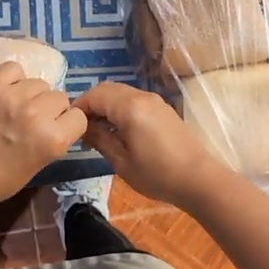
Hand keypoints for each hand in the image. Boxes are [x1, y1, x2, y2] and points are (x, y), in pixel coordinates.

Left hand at [0, 62, 87, 205]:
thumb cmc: (1, 178)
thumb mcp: (40, 163)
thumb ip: (54, 138)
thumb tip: (58, 119)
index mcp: (53, 138)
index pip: (78, 117)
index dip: (66, 124)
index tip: (54, 129)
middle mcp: (37, 113)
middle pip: (59, 97)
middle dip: (49, 109)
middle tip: (31, 121)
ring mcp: (13, 96)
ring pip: (38, 83)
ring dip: (31, 94)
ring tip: (14, 107)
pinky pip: (13, 69)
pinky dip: (12, 78)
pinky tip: (4, 92)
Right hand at [73, 82, 228, 209]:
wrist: (198, 179)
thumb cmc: (157, 174)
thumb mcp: (121, 161)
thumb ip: (100, 139)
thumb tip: (84, 128)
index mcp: (129, 107)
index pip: (94, 95)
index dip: (79, 107)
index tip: (70, 125)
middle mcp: (142, 97)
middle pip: (108, 89)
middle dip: (91, 104)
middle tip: (82, 127)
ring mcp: (155, 101)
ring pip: (122, 93)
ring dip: (106, 105)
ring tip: (98, 130)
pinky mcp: (163, 109)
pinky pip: (134, 100)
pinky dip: (121, 108)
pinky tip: (118, 130)